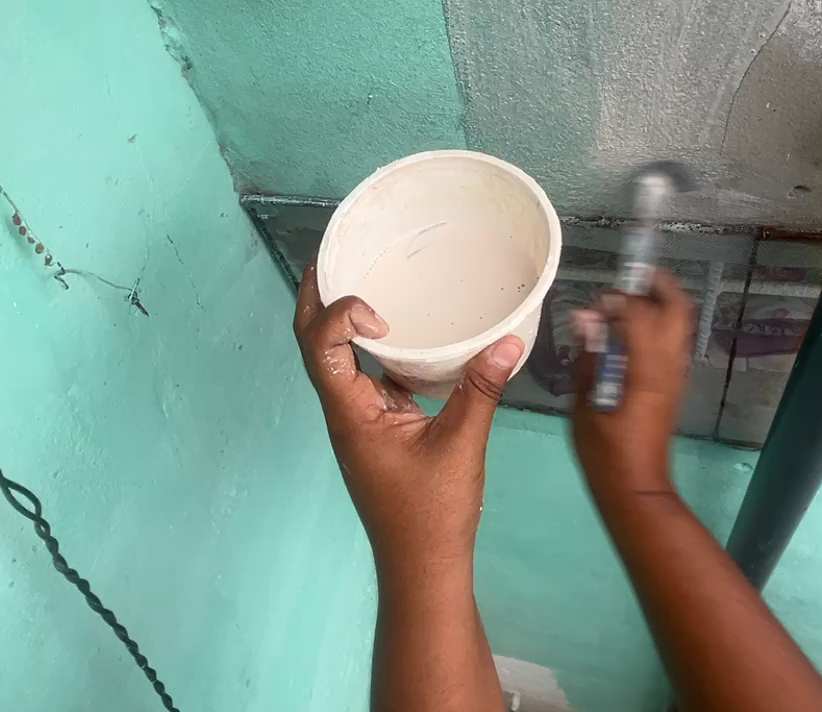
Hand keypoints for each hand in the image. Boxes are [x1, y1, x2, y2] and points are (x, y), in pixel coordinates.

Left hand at [294, 263, 524, 575]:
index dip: (336, 314)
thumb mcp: (461, 447)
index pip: (319, 347)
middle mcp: (342, 408)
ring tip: (358, 276)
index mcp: (349, 412)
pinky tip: (394, 326)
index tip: (379, 309)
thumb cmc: (432, 514)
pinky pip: (358, 370)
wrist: (422, 566)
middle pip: (311, 343)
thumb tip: (509, 340)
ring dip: (335, 316)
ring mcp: (355, 416)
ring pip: (330, 355)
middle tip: (335, 255)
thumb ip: (481, 391)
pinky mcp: (373, 423)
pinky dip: (365, 342)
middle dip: (316, 297)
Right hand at [571, 267, 694, 502]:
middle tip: (631, 276)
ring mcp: (675, 375)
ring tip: (627, 299)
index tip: (597, 303)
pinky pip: (672, 341)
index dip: (619, 300)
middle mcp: (668, 366)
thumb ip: (589, 355)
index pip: (640, 314)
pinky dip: (657, 323)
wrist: (635, 486)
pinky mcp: (673, 384)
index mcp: (646, 370)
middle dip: (657, 285)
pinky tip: (630, 330)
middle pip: (677, 309)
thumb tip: (585, 317)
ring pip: (680, 323)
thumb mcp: (585, 401)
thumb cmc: (605, 450)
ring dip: (659, 302)